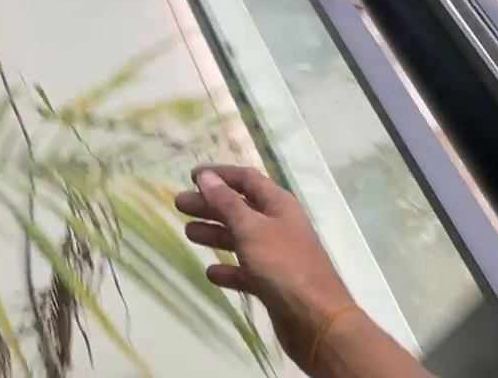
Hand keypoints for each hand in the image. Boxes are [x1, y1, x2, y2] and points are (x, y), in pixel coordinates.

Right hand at [175, 165, 355, 366]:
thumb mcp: (251, 229)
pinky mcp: (273, 283)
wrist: (317, 322)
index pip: (246, 179)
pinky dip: (229, 269)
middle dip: (210, 205)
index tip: (192, 176)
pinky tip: (211, 272)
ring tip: (188, 233)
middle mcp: (277, 224)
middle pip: (239, 207)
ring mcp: (276, 255)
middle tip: (180, 205)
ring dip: (215, 234)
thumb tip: (206, 176)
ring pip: (240, 238)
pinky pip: (246, 270)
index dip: (219, 175)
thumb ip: (227, 203)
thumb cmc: (283, 265)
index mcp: (278, 204)